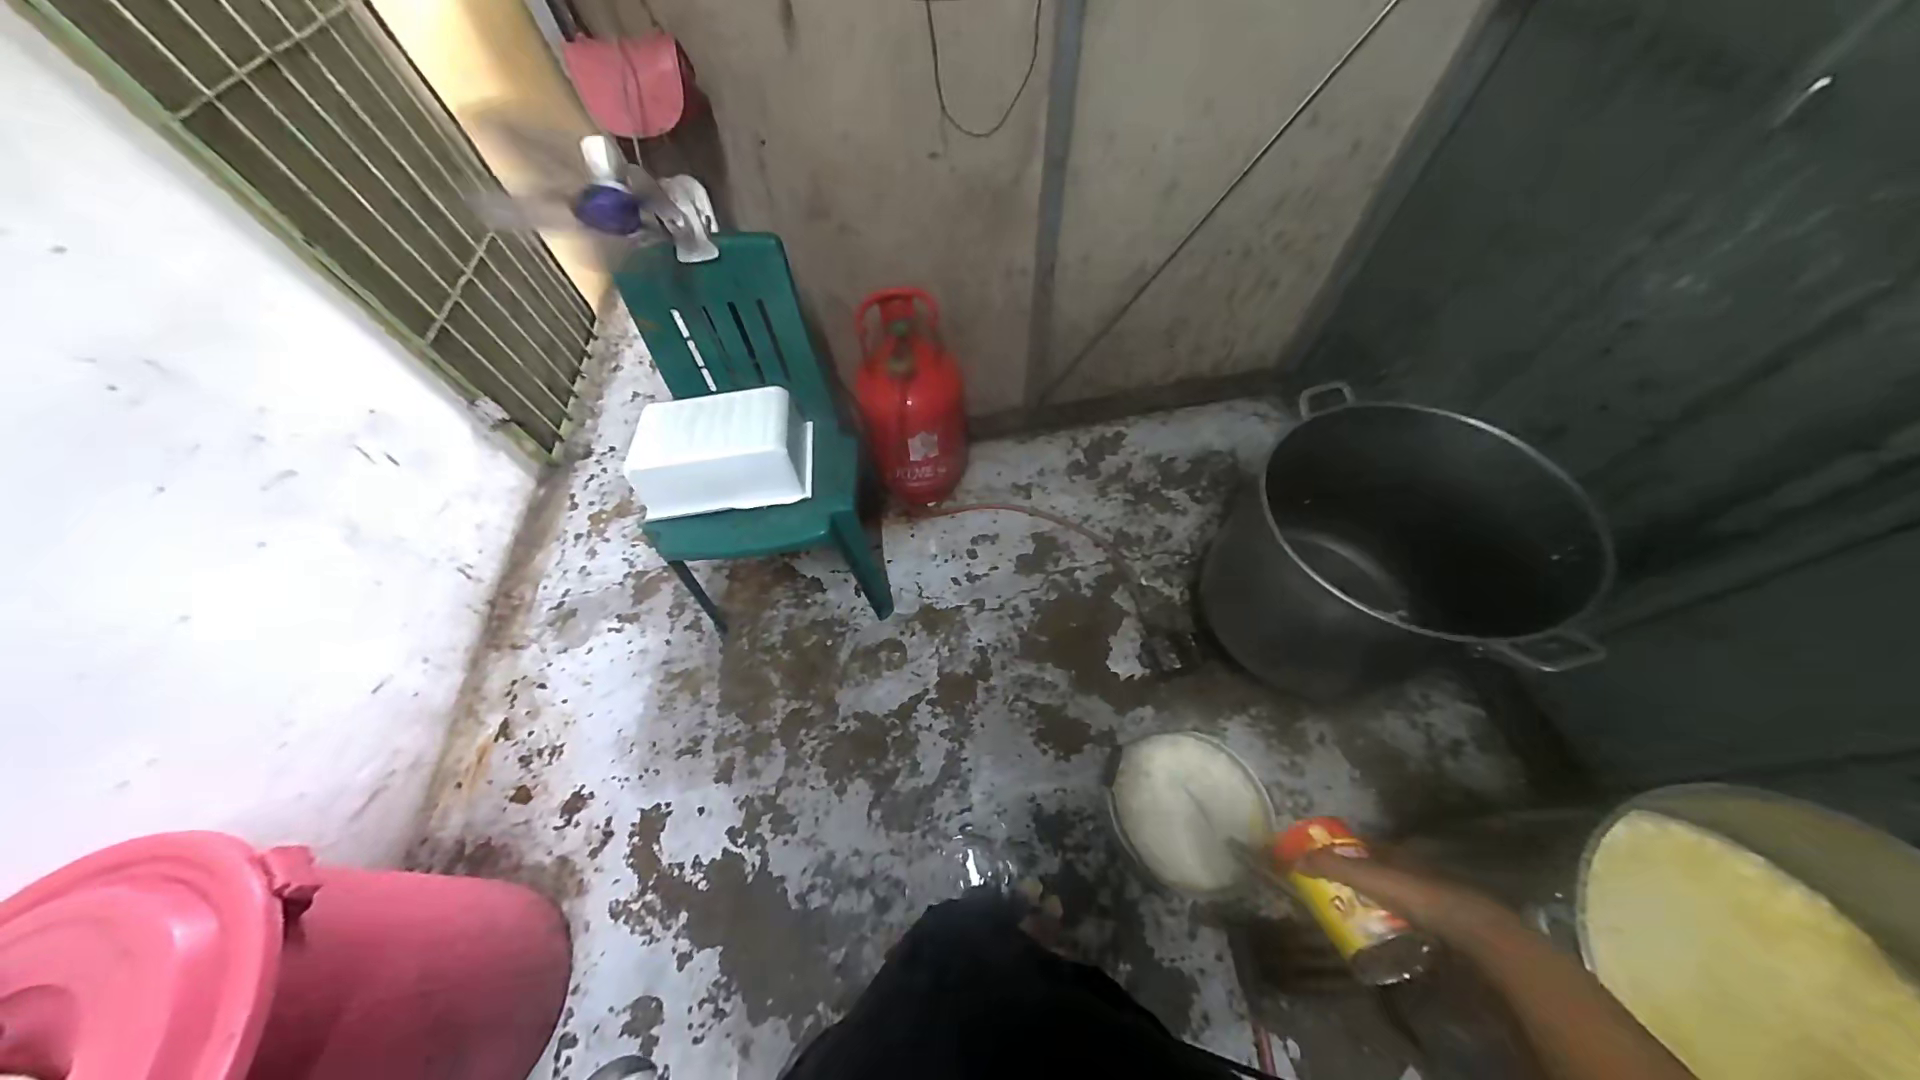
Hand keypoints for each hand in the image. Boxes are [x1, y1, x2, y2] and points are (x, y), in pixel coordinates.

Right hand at [1293, 848, 1509, 941]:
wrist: (1473, 928)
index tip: (1319, 859)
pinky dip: (1396, 917)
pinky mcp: (1444, 918)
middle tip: (1335, 889)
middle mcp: (1411, 864)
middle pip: (1379, 866)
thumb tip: (1289, 858)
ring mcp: (1431, 891)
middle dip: (1358, 874)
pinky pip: (1412, 913)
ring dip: (1378, 897)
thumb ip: (1330, 866)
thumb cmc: (1416, 895)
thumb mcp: (1366, 877)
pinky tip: (1388, 929)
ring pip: (1397, 889)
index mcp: (1393, 851)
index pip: (1360, 844)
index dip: (1340, 848)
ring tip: (1357, 912)